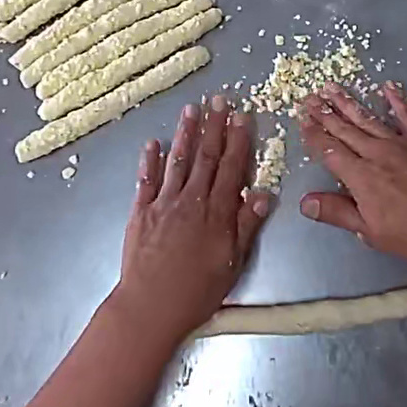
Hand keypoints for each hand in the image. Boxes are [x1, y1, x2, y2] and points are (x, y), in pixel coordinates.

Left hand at [112, 97, 272, 338]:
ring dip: (185, 133)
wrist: (151, 307)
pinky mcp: (141, 210)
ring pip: (177, 160)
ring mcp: (164, 202)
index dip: (238, 140)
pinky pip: (146, 179)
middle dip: (214, 126)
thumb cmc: (197, 291)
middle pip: (205, 156)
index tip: (242, 116)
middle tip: (218, 99)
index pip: (231, 168)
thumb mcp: (233, 263)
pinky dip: (149, 160)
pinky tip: (152, 143)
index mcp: (217, 212)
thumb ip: (247, 226)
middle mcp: (191, 199)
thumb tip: (265, 194)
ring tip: (190, 109)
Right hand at [299, 83, 406, 272]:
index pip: (329, 150)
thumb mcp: (371, 232)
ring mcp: (399, 143)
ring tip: (332, 87)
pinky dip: (397, 100)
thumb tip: (305, 202)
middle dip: (324, 113)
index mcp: (360, 175)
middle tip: (309, 97)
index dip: (314, 135)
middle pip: (344, 129)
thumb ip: (337, 212)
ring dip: (347, 102)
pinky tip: (388, 87)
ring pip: (367, 118)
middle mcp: (375, 152)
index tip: (302, 120)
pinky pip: (406, 116)